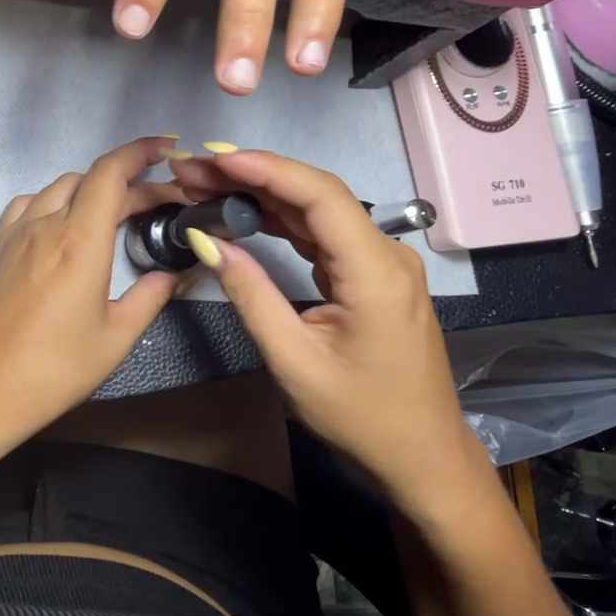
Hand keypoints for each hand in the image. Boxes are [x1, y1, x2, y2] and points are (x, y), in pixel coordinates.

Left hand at [0, 137, 188, 433]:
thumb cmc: (56, 367)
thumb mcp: (117, 337)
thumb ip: (151, 297)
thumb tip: (172, 275)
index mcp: (81, 241)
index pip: (111, 173)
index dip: (141, 151)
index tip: (168, 148)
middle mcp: (47, 224)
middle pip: (91, 179)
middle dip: (130, 182)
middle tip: (161, 202)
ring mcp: (18, 232)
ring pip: (59, 186)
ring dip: (93, 189)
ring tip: (118, 211)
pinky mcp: (0, 246)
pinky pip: (29, 204)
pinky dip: (55, 200)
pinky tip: (66, 222)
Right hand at [169, 150, 480, 501]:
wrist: (422, 456)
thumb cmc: (361, 416)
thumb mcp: (294, 361)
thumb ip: (251, 294)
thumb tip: (206, 240)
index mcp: (376, 273)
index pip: (321, 196)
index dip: (266, 168)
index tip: (215, 159)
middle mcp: (386, 255)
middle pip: (316, 194)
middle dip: (252, 175)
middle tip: (193, 171)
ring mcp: (381, 263)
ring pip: (316, 210)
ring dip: (261, 194)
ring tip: (205, 186)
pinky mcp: (370, 275)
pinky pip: (321, 233)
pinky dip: (279, 219)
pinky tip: (242, 212)